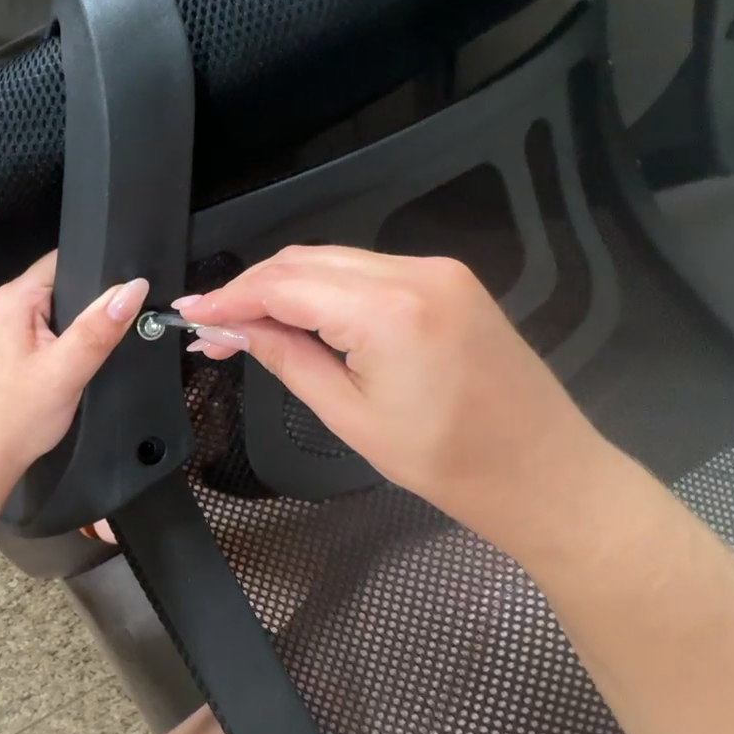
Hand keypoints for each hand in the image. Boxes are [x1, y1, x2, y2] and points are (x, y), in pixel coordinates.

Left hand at [0, 252, 147, 471]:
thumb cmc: (21, 413)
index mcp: (15, 298)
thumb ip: (99, 328)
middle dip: (98, 295)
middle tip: (134, 311)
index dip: (100, 268)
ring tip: (118, 329)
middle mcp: (11, 304)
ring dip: (89, 318)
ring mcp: (15, 326)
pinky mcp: (23, 345)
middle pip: (67, 282)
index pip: (65, 261)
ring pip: (66, 306)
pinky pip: (59, 327)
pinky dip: (78, 336)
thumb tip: (134, 287)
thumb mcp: (67, 369)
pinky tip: (94, 348)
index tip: (134, 281)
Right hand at [177, 246, 617, 537]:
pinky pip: (362, 271)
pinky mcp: (446, 280)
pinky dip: (319, 289)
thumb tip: (229, 330)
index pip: (283, 284)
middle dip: (249, 290)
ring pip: (329, 261)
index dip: (228, 298)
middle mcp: (414, 273)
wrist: (544, 473)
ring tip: (244, 327)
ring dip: (281, 288)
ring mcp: (436, 271)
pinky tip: (296, 318)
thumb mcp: (347, 414)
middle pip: (302, 261)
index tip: (189, 314)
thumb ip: (284, 357)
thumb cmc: (445, 461)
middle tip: (211, 329)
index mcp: (389, 310)